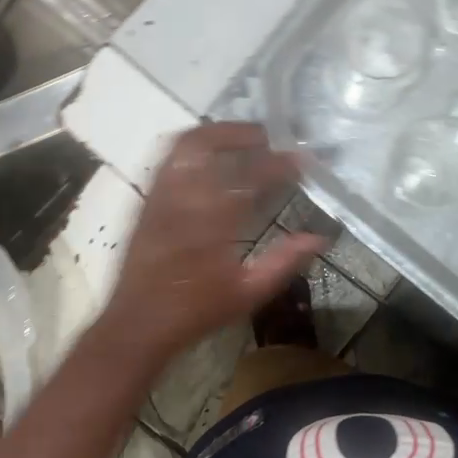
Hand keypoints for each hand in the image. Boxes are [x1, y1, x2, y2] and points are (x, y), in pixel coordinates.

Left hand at [100, 123, 327, 359]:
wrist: (137, 324)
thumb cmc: (195, 311)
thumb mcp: (247, 293)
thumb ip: (284, 262)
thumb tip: (319, 238)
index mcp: (213, 222)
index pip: (251, 177)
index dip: (280, 163)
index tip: (301, 160)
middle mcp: (183, 200)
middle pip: (207, 144)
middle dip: (238, 133)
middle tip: (265, 137)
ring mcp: (160, 198)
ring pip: (182, 147)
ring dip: (213, 136)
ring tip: (238, 140)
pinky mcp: (146, 203)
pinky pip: (166, 162)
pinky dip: (190, 151)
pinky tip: (205, 161)